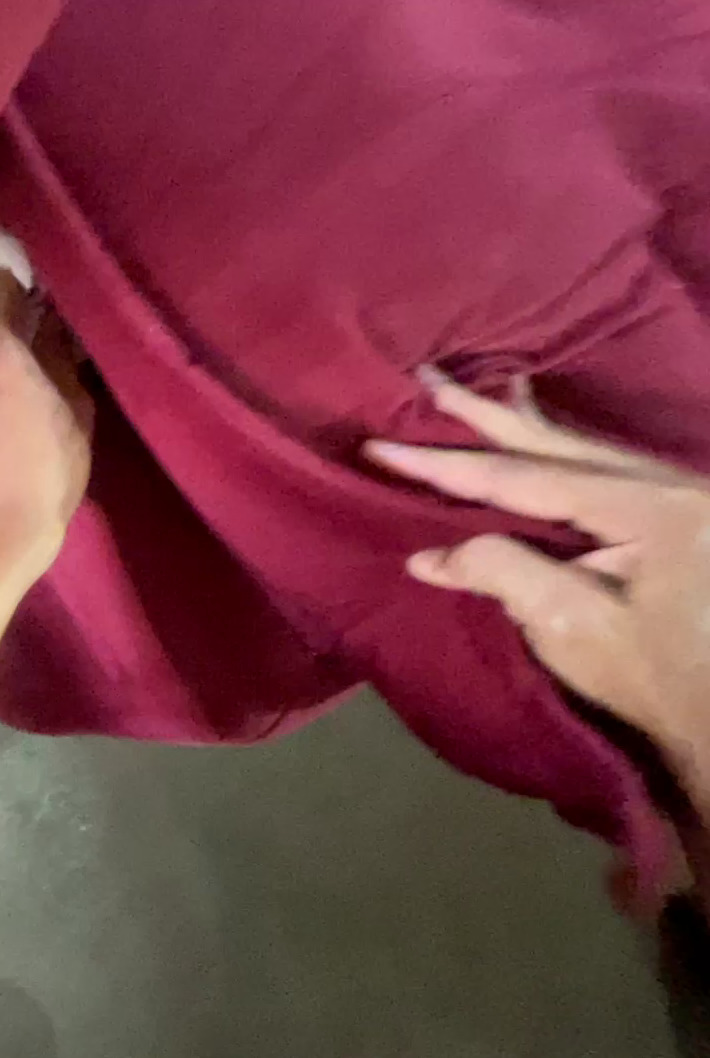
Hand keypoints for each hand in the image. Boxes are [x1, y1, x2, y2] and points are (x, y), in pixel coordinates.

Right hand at [366, 369, 709, 781]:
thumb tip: (433, 555)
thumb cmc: (665, 679)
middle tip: (430, 378)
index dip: (442, 464)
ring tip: (478, 394)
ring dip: (522, 425)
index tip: (379, 446)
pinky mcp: (686, 523)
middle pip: (562, 444)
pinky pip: (608, 470)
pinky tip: (542, 434)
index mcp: (659, 513)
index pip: (523, 478)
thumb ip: (502, 575)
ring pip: (588, 451)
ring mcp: (691, 504)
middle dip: (488, 414)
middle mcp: (682, 492)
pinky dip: (560, 448)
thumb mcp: (574, 628)